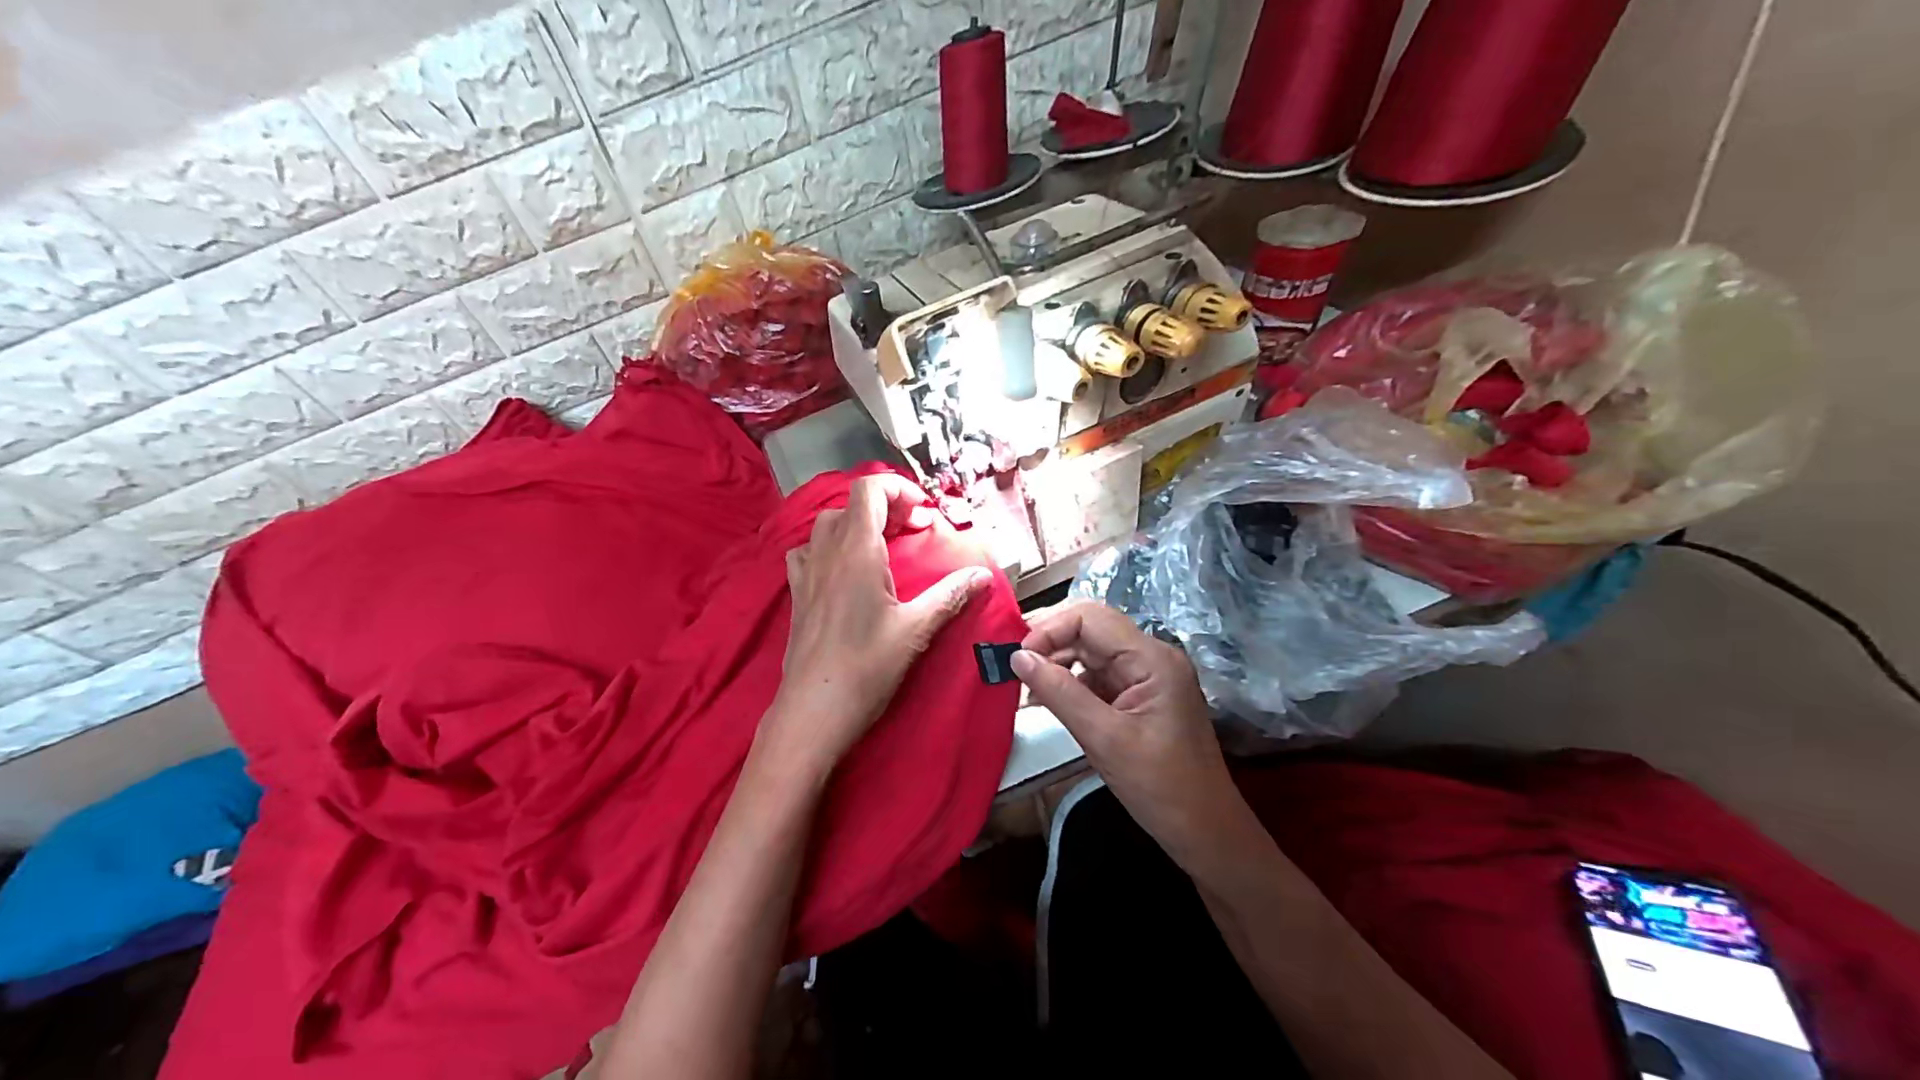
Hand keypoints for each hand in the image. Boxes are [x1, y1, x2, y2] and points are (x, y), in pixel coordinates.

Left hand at [766, 473, 992, 771]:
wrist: (813, 711)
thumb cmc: (865, 668)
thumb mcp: (916, 629)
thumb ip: (950, 595)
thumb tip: (982, 575)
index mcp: (857, 551)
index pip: (870, 489)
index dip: (899, 489)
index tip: (924, 515)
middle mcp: (827, 553)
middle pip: (852, 504)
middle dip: (887, 507)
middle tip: (914, 532)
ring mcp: (807, 573)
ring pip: (828, 525)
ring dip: (857, 524)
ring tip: (882, 548)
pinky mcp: (797, 595)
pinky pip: (807, 551)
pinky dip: (828, 547)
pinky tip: (842, 570)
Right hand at [1011, 602, 1240, 860]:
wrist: (1206, 831)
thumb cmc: (1160, 787)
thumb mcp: (1103, 739)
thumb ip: (1060, 693)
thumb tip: (1018, 657)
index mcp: (1152, 659)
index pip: (1091, 618)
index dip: (1050, 629)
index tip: (1018, 657)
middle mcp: (1151, 657)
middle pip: (1091, 629)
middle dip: (1049, 641)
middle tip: (1010, 662)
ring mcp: (1147, 676)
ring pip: (1091, 651)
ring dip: (1056, 662)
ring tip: (1022, 683)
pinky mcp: (1140, 695)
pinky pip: (1098, 675)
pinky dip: (1070, 682)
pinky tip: (1045, 697)